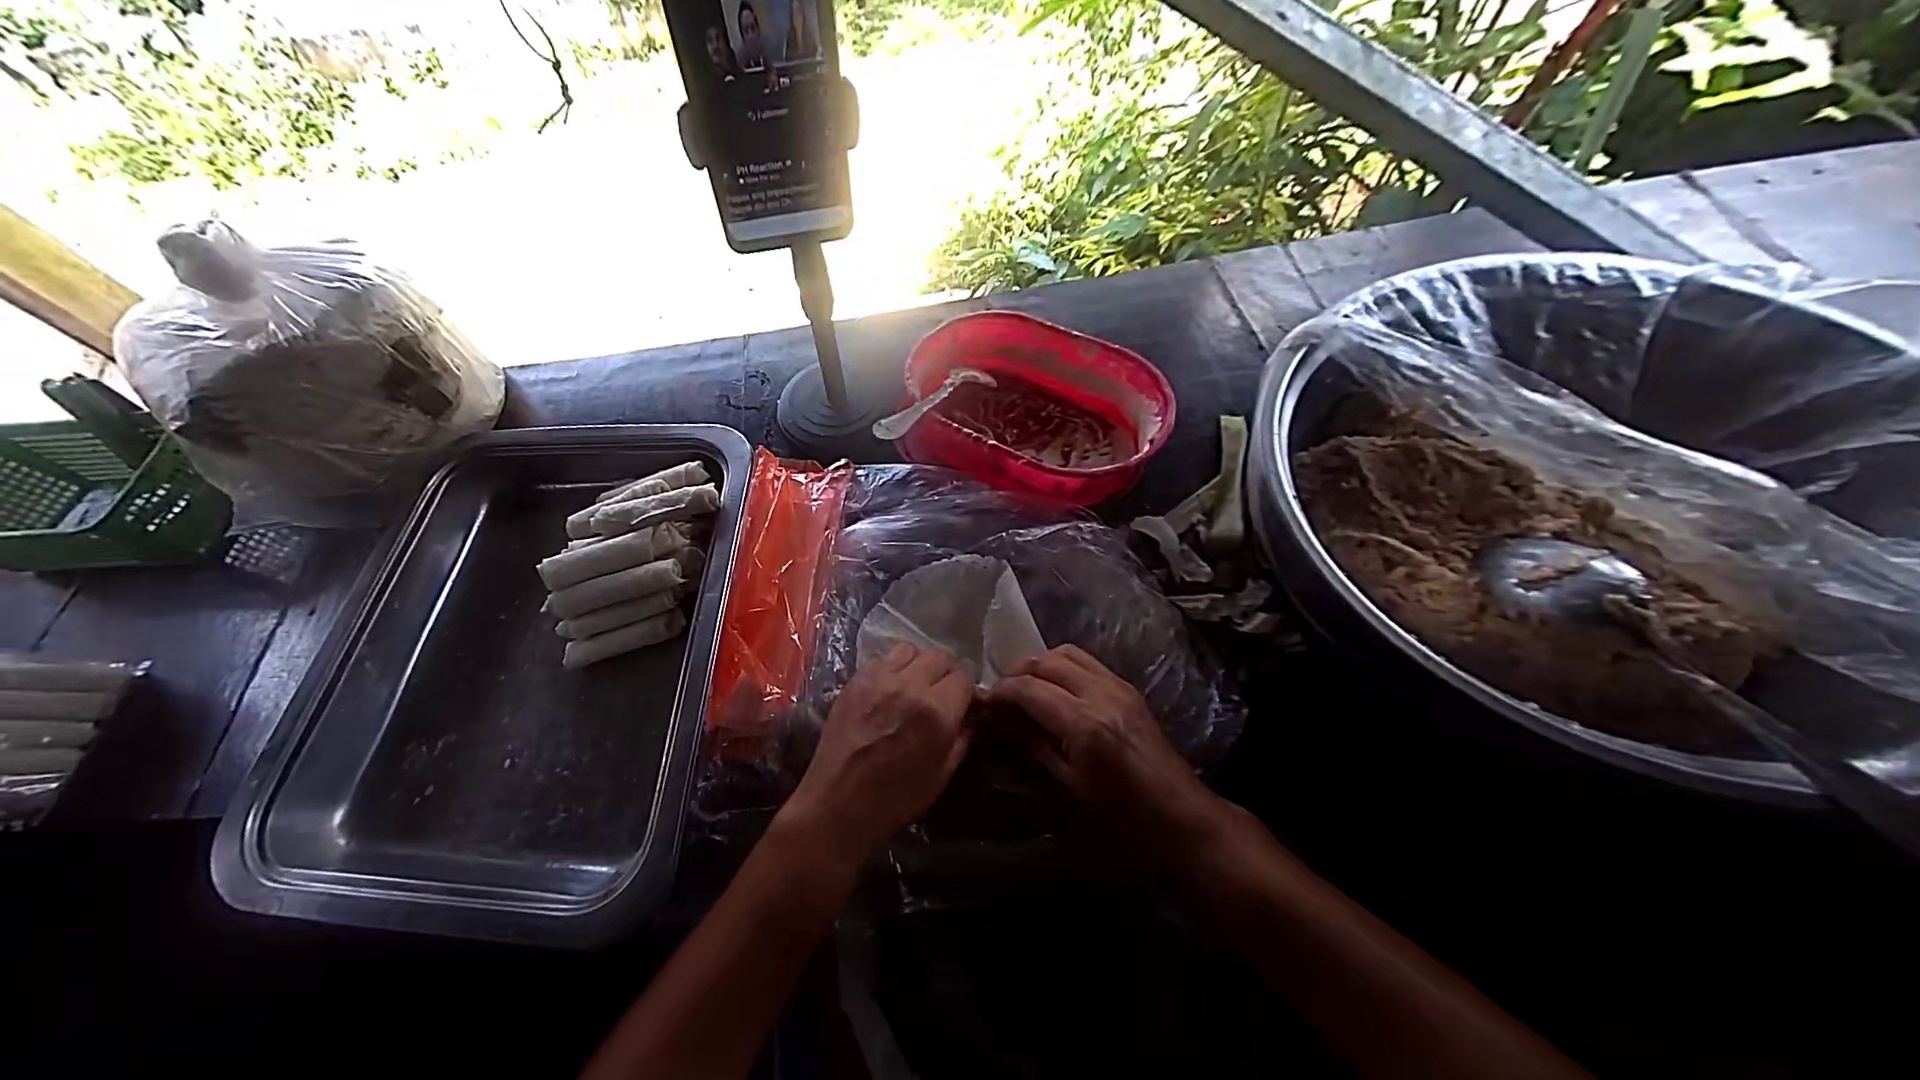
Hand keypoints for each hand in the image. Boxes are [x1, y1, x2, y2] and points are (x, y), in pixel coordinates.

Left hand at [782, 642, 974, 858]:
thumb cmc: (895, 798)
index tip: (963, 706)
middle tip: (942, 694)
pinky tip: (890, 688)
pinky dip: (894, 667)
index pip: (964, 679)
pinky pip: (883, 658)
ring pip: (912, 650)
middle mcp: (910, 686)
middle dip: (947, 674)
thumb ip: (962, 739)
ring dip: (920, 664)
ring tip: (915, 685)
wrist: (837, 804)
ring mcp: (879, 679)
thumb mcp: (942, 775)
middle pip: (941, 657)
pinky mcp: (856, 679)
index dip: (966, 693)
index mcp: (936, 712)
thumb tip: (972, 718)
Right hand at [990, 645, 1233, 862]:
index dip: (1001, 691)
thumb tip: (1000, 721)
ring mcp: (1118, 686)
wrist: (1178, 812)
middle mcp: (1101, 694)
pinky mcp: (1128, 687)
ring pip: (1068, 653)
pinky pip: (1088, 662)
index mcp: (1084, 723)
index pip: (1029, 689)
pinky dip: (1064, 665)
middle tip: (1002, 692)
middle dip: (1018, 671)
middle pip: (1047, 662)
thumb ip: (1033, 744)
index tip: (984, 700)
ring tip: (1026, 685)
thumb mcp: (1068, 783)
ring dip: (1041, 663)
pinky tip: (1055, 687)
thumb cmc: (1120, 812)